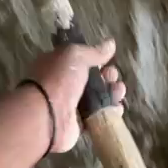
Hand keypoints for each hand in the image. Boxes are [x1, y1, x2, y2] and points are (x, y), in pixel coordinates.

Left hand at [24, 38, 125, 153]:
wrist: (47, 115)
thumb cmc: (58, 79)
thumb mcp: (74, 55)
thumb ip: (93, 51)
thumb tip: (110, 43)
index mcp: (58, 66)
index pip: (80, 61)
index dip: (97, 60)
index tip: (109, 61)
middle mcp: (63, 85)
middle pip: (91, 79)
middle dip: (107, 77)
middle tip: (113, 77)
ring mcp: (70, 106)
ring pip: (97, 98)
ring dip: (111, 93)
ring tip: (119, 92)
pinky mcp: (78, 124)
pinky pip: (97, 117)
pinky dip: (109, 112)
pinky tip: (117, 108)